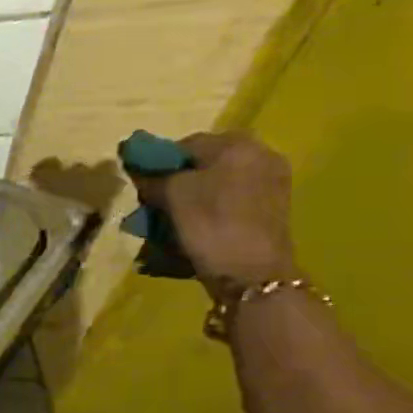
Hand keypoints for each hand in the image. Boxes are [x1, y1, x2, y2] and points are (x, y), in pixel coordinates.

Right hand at [130, 132, 298, 288]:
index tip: (141, 185)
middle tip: (156, 202)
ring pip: (218, 179)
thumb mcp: (170, 195)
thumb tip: (140, 170)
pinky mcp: (273, 203)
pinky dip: (210, 206)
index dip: (158, 162)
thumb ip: (154, 177)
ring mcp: (271, 179)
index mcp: (236, 145)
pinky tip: (197, 225)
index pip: (186, 144)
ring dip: (192, 194)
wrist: (249, 268)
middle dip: (177, 179)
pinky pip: (232, 196)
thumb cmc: (208, 223)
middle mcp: (260, 154)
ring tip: (174, 218)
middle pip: (205, 161)